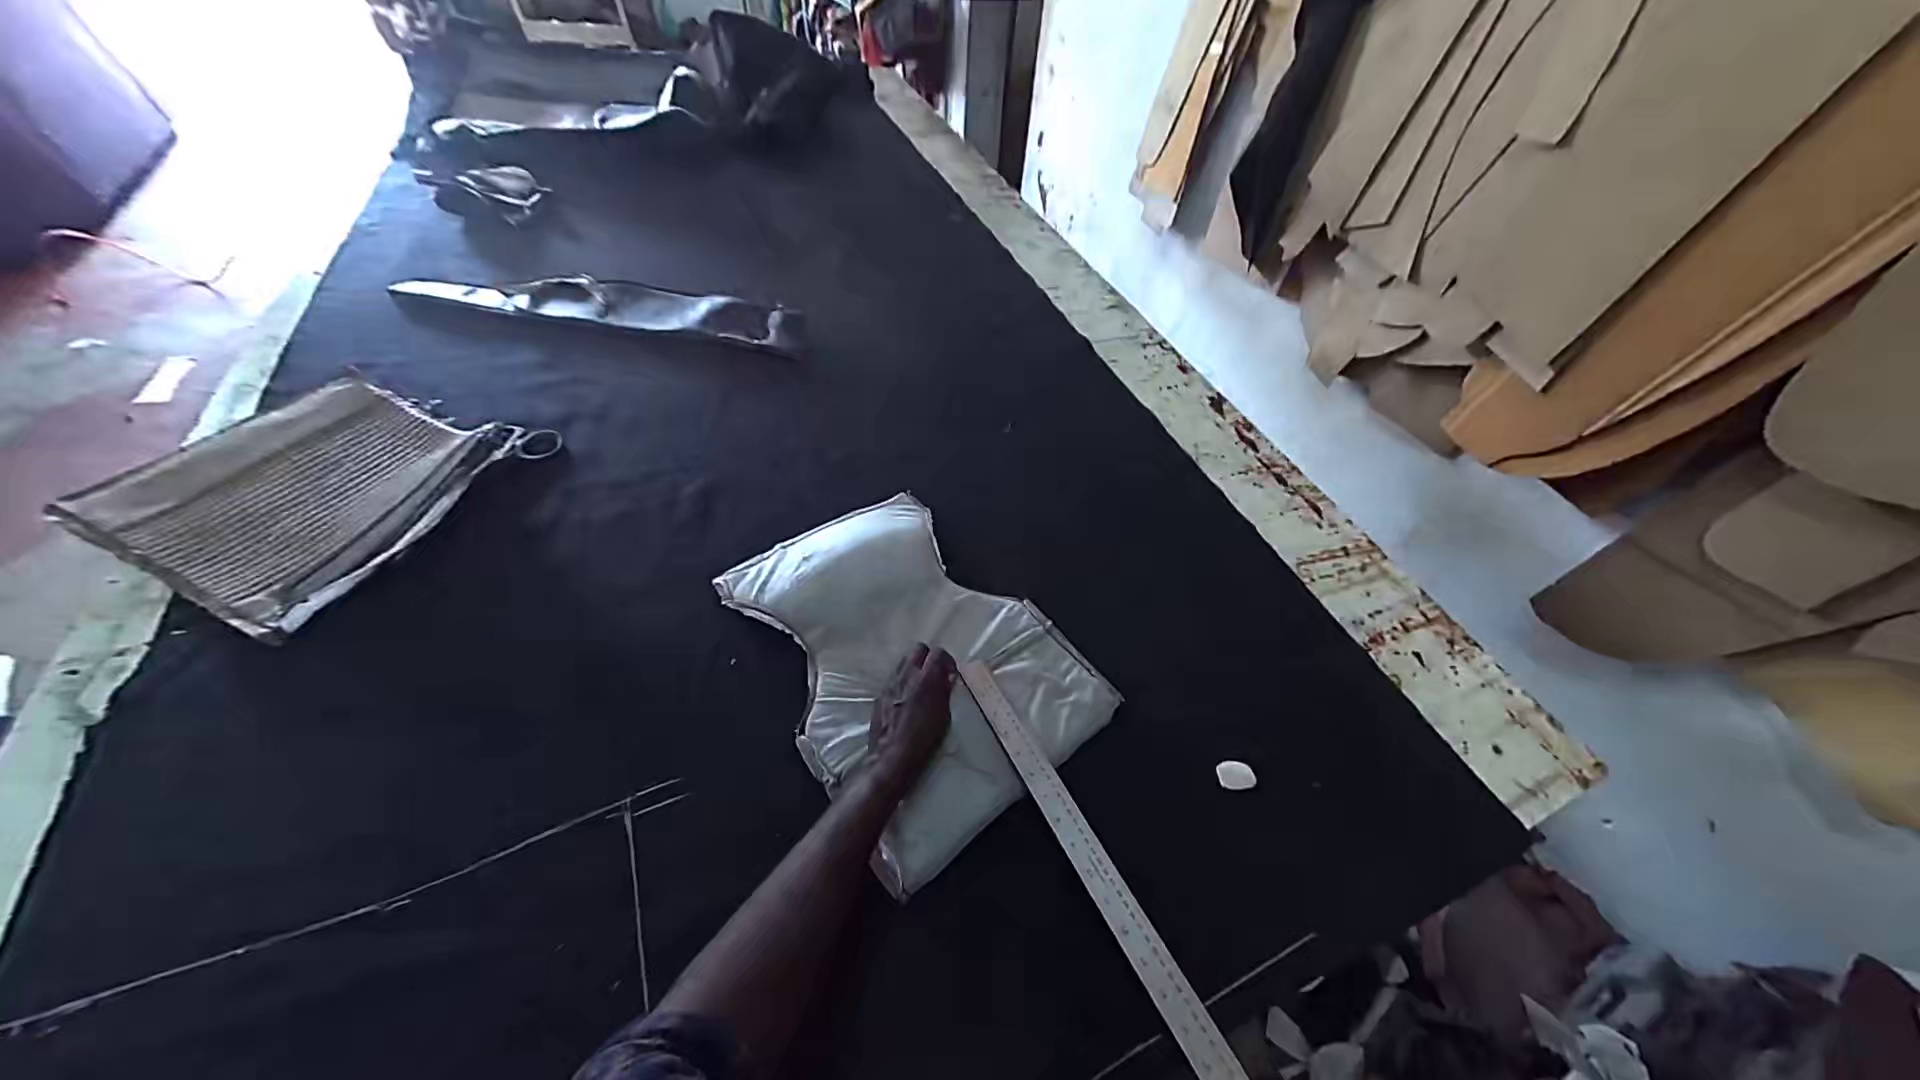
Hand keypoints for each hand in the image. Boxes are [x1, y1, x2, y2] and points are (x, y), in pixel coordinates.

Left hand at [865, 643, 956, 799]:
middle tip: (936, 675)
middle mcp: (906, 675)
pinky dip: (902, 681)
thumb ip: (945, 691)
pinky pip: (893, 677)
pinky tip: (906, 698)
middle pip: (918, 650)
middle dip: (929, 658)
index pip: (939, 653)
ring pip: (904, 661)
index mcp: (926, 678)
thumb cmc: (924, 740)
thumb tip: (949, 677)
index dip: (947, 661)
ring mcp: (890, 683)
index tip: (950, 673)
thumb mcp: (944, 716)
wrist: (892, 757)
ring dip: (914, 668)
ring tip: (920, 685)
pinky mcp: (880, 694)